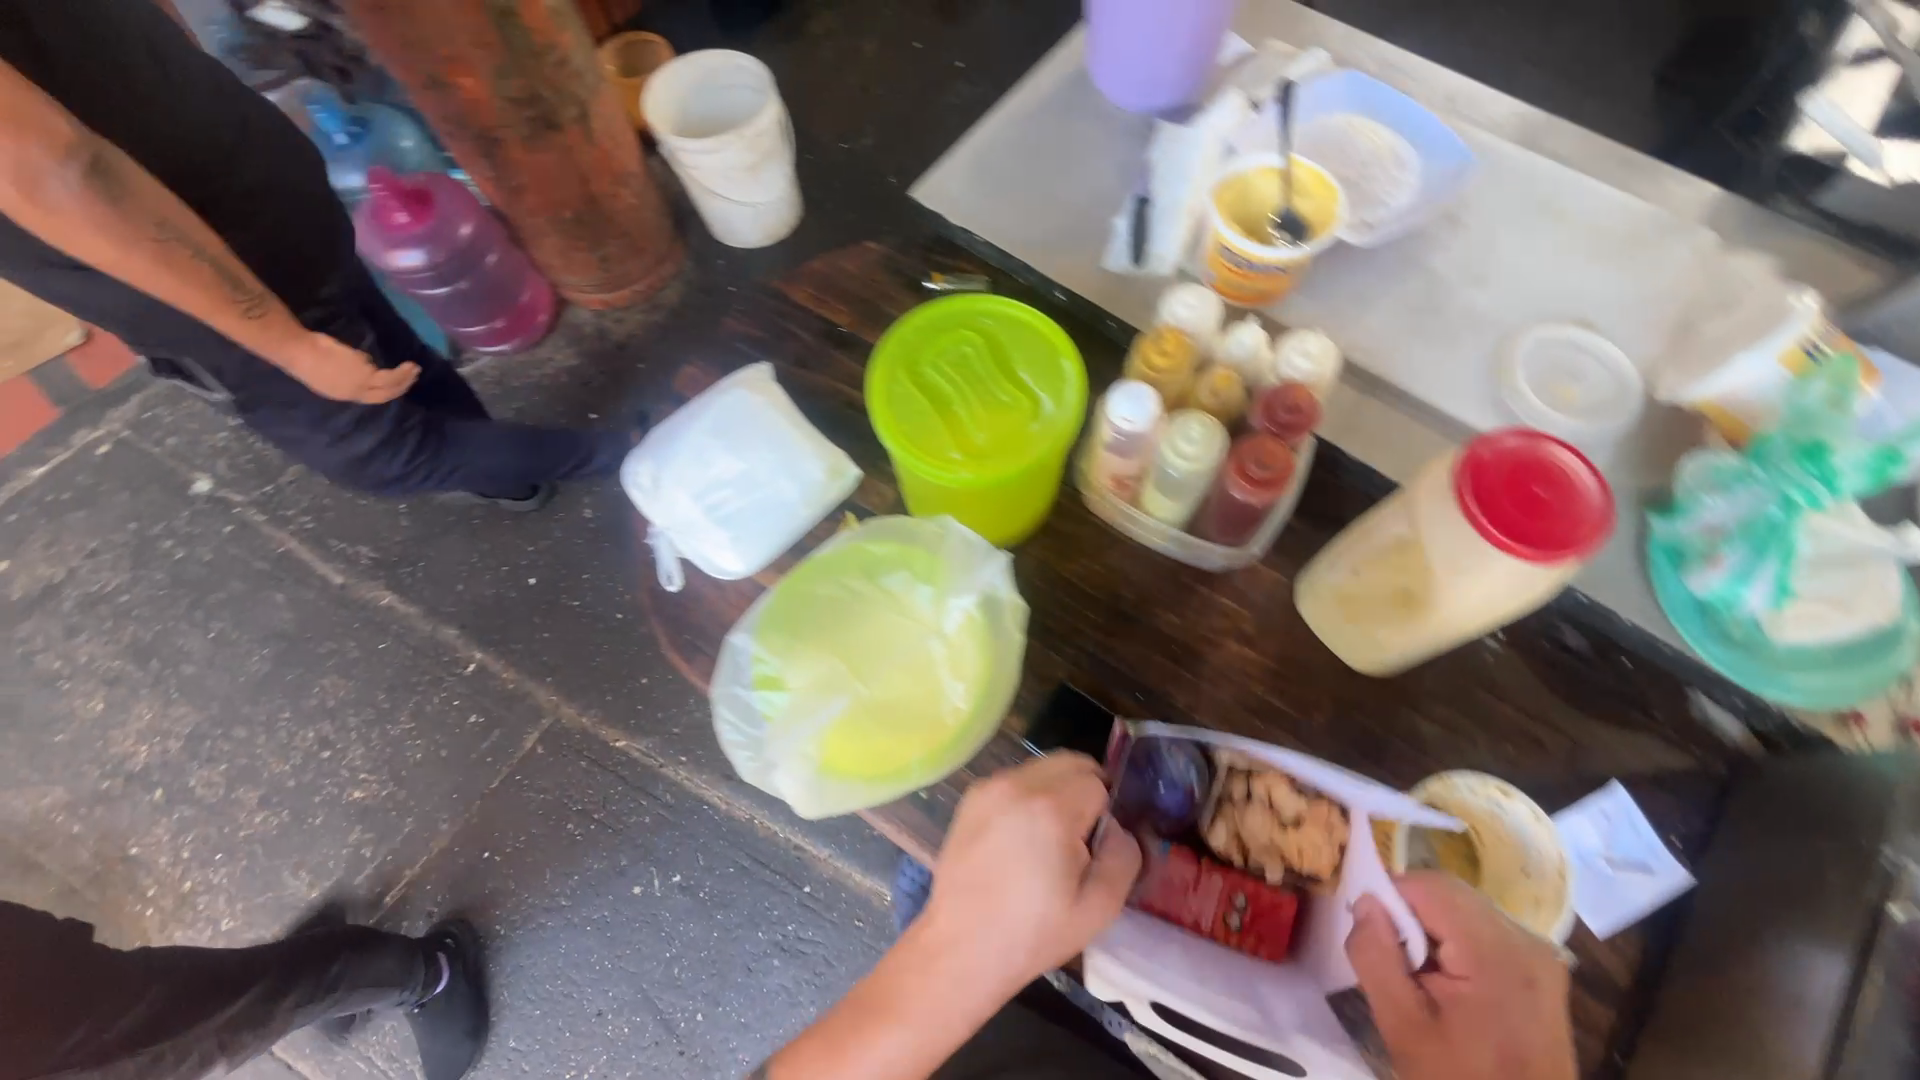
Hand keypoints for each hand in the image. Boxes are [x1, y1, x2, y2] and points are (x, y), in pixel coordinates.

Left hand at [274, 331, 418, 403]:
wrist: (295, 349)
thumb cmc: (302, 353)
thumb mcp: (324, 366)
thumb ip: (345, 368)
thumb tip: (365, 362)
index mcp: (339, 393)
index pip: (368, 396)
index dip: (384, 391)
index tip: (396, 384)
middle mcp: (352, 393)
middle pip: (383, 396)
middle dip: (400, 387)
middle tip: (413, 378)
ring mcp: (359, 386)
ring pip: (390, 386)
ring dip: (406, 379)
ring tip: (415, 369)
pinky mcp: (366, 376)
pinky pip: (390, 376)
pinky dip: (402, 372)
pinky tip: (409, 365)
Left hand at [920, 753, 1141, 995]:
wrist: (962, 948)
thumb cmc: (1033, 933)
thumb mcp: (1099, 907)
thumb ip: (1124, 856)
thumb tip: (1121, 827)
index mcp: (1050, 807)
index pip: (1097, 783)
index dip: (1106, 813)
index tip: (1097, 847)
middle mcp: (1016, 784)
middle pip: (1070, 762)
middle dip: (1085, 790)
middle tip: (1083, 838)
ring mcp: (989, 787)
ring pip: (1042, 768)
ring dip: (1057, 791)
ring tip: (1050, 840)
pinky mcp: (971, 798)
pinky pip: (1015, 781)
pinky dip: (1029, 797)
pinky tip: (1022, 839)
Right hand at [1347, 872, 1575, 1079]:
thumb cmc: (1458, 1079)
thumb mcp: (1401, 1025)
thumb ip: (1375, 955)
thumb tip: (1364, 902)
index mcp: (1497, 953)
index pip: (1428, 886)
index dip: (1390, 899)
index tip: (1376, 938)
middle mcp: (1527, 941)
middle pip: (1449, 892)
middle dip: (1411, 914)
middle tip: (1397, 962)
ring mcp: (1541, 954)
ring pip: (1464, 906)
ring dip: (1431, 926)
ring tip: (1422, 975)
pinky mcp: (1543, 968)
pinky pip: (1484, 928)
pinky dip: (1456, 940)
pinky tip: (1451, 982)